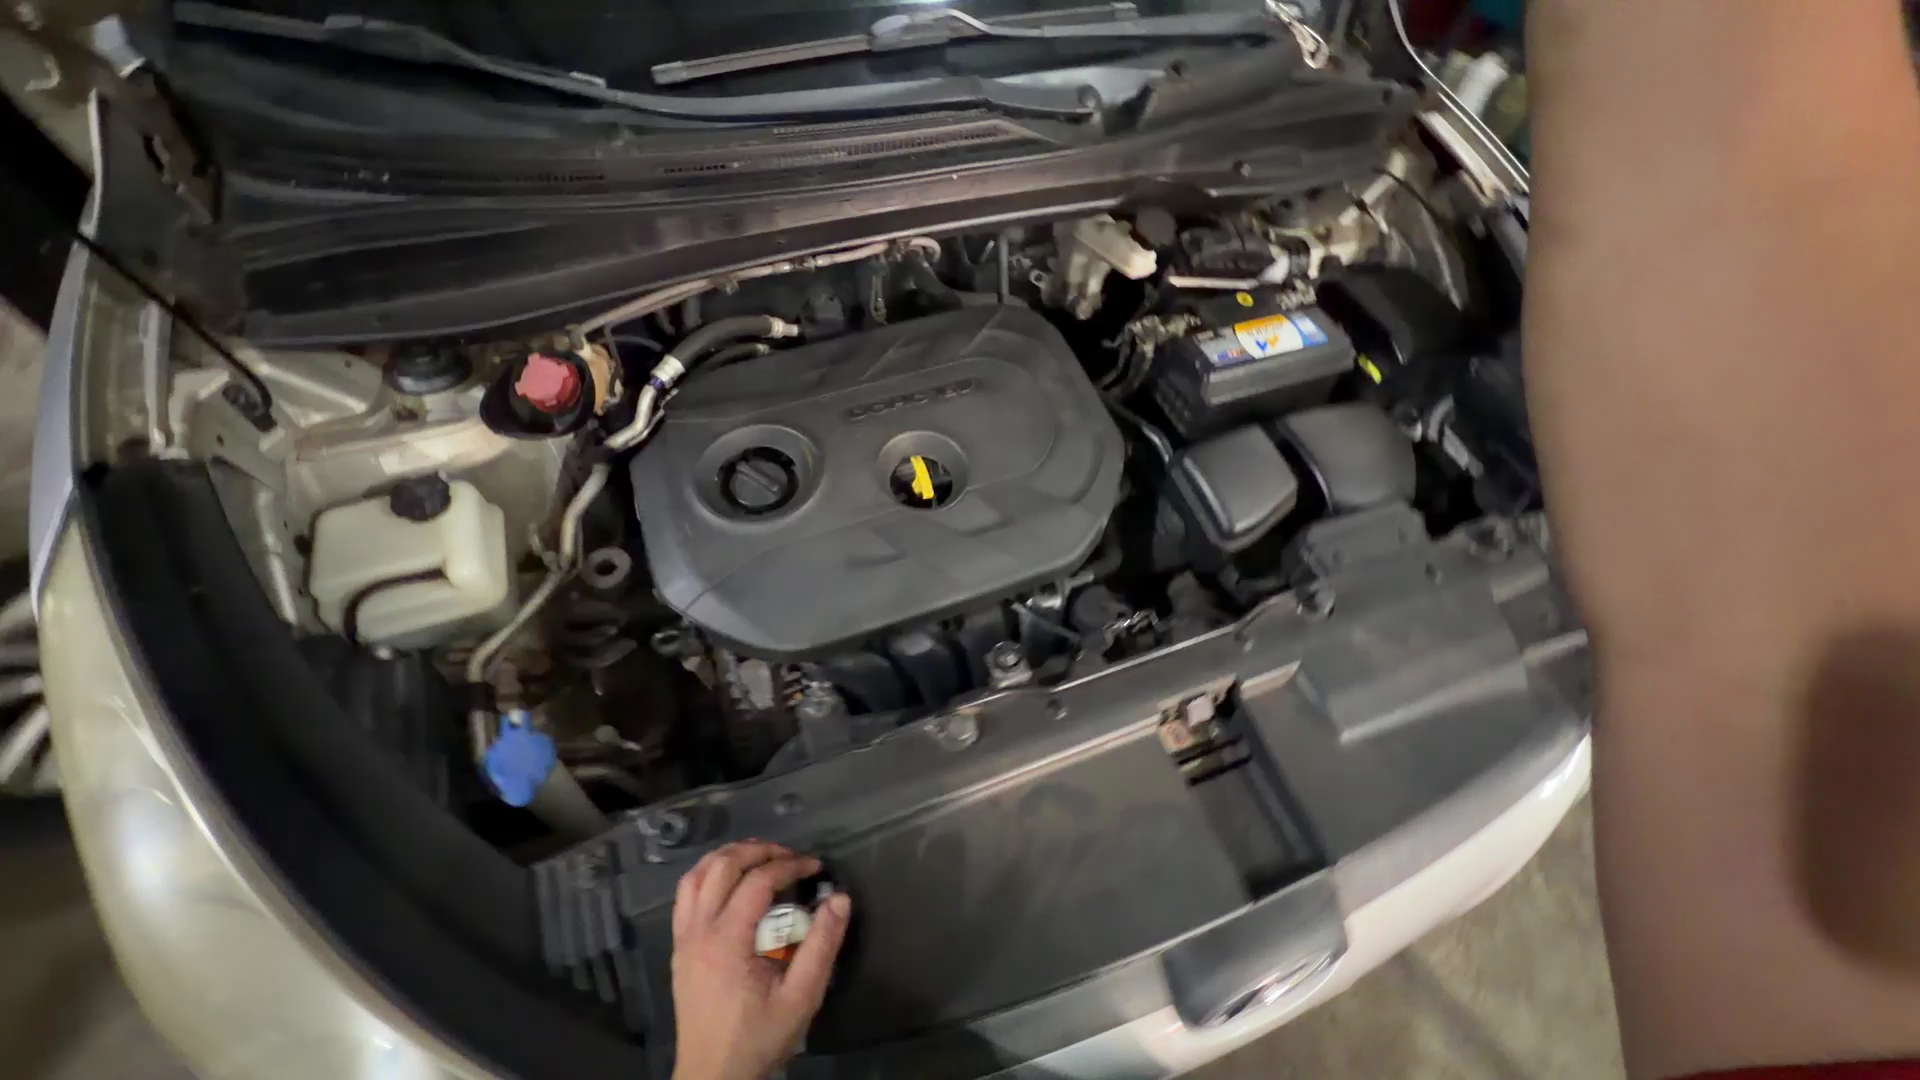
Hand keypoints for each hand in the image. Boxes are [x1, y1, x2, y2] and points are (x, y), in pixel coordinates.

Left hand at [670, 841, 851, 1079]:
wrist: (712, 1079)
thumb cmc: (758, 1039)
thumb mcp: (801, 998)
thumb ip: (822, 946)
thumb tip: (839, 898)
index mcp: (727, 941)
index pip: (757, 881)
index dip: (789, 865)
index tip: (816, 867)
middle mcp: (699, 931)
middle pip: (722, 866)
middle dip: (759, 851)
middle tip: (790, 856)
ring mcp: (683, 938)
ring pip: (697, 874)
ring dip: (729, 856)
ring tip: (761, 858)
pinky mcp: (679, 947)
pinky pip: (686, 894)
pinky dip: (708, 874)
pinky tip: (730, 881)